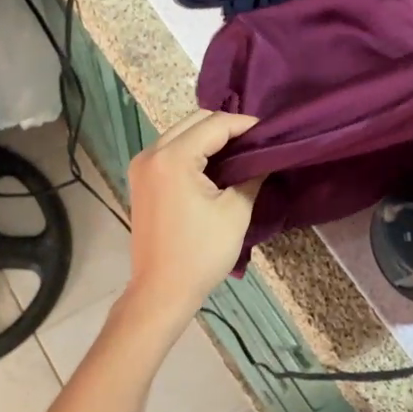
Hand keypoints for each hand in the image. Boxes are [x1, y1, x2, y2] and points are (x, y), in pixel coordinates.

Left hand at [122, 110, 263, 318]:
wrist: (162, 290)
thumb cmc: (201, 253)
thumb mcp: (235, 212)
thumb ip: (251, 176)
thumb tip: (266, 158)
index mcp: (173, 158)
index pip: (215, 124)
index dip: (245, 125)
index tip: (271, 132)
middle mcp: (151, 154)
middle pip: (194, 121)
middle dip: (226, 127)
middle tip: (257, 142)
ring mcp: (141, 166)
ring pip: (180, 133)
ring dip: (209, 138)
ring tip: (240, 152)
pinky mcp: (141, 180)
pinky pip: (171, 151)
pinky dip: (193, 151)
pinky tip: (216, 165)